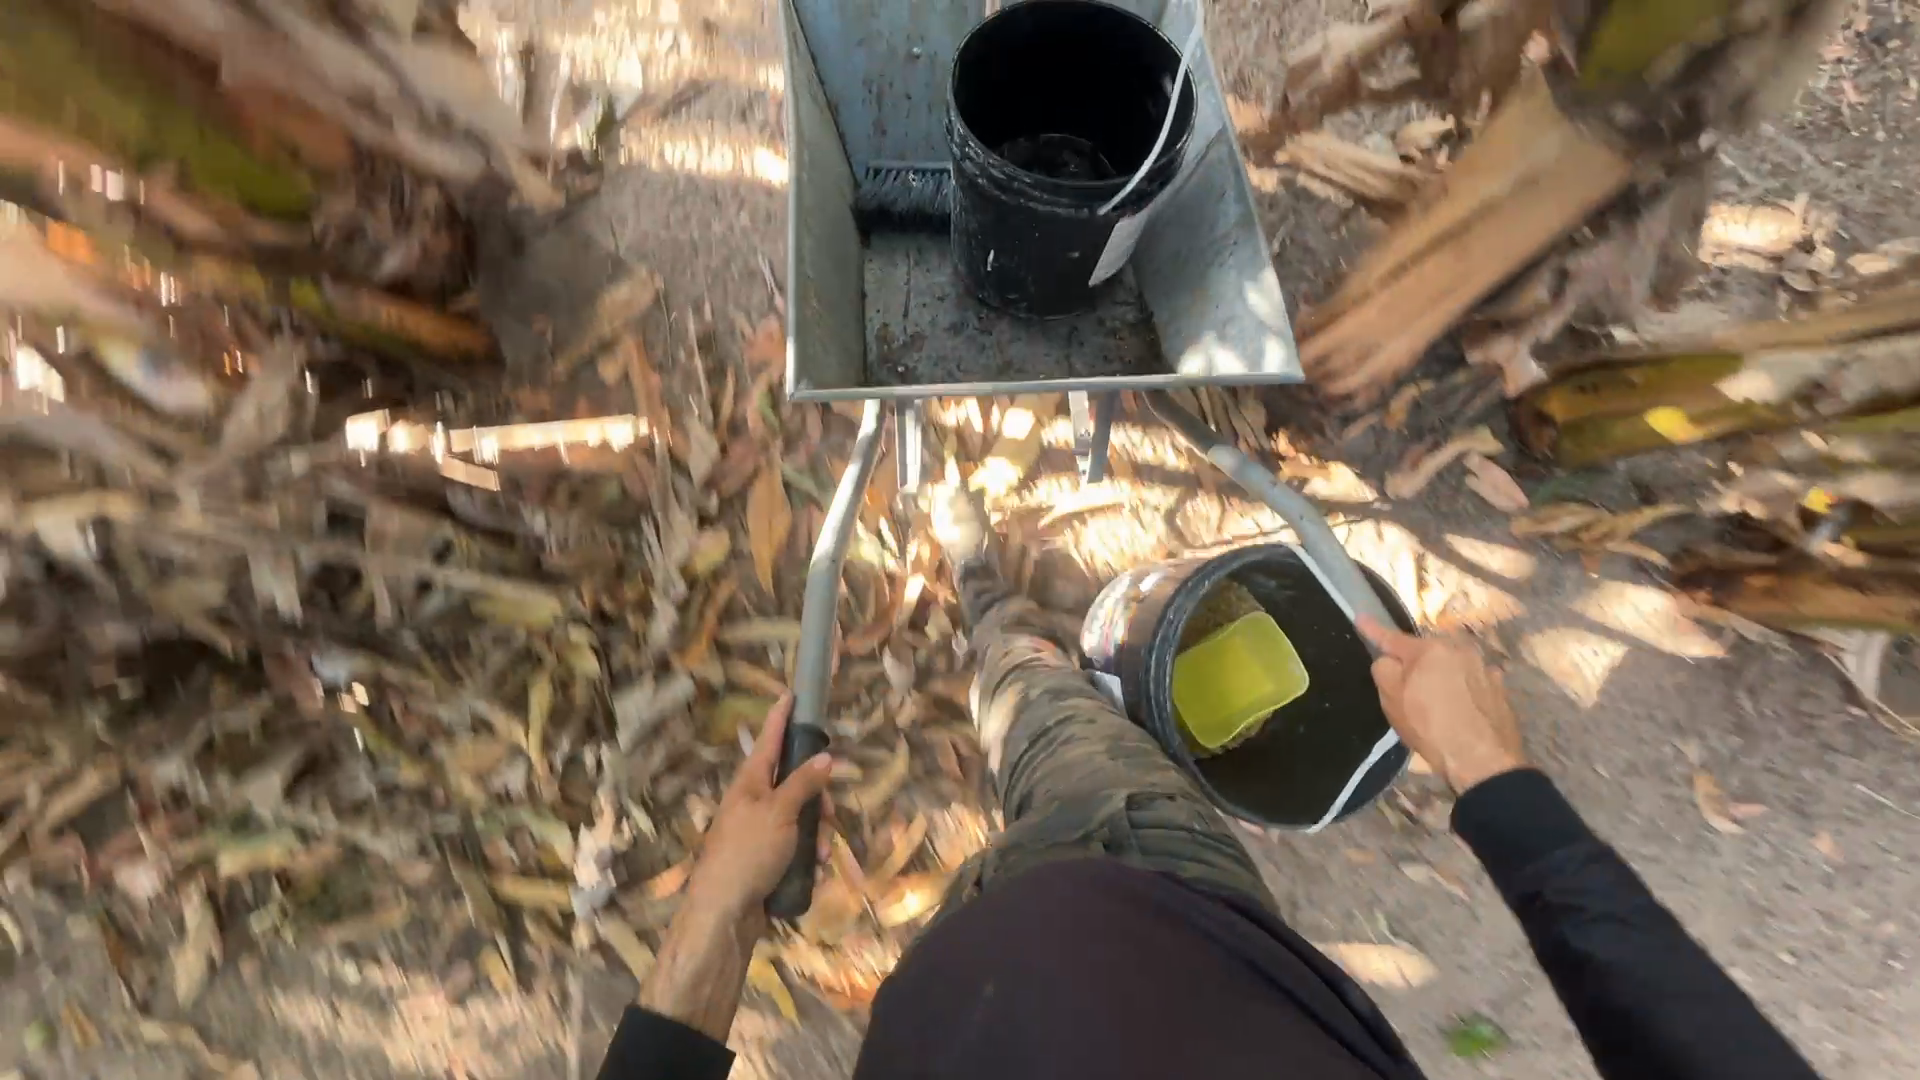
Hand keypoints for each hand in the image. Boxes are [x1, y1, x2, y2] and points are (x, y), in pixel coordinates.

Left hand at [684, 695, 833, 919]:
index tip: (790, 694)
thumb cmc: (748, 853)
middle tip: (829, 814)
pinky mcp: (764, 856)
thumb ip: (804, 783)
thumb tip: (825, 757)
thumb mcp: (781, 813)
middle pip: (794, 781)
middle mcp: (753, 800)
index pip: (768, 739)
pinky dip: (808, 853)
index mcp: (750, 782)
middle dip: (818, 798)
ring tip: (821, 854)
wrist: (722, 913)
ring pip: (799, 816)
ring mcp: (758, 829)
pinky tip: (815, 869)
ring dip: (816, 832)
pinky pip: (794, 844)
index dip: (780, 716)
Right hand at [1358, 616, 1524, 794]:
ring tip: (1435, 704)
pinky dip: (1460, 691)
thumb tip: (1389, 659)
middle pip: (1426, 653)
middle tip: (1405, 688)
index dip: (1373, 629)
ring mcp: (1485, 670)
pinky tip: (1458, 711)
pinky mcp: (1500, 691)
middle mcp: (1461, 651)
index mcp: (1431, 649)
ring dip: (1439, 677)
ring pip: (1450, 668)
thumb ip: (1383, 668)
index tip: (1361, 616)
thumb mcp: (1391, 697)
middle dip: (1414, 663)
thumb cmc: (1429, 725)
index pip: (1393, 638)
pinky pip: (1469, 684)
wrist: (1483, 761)